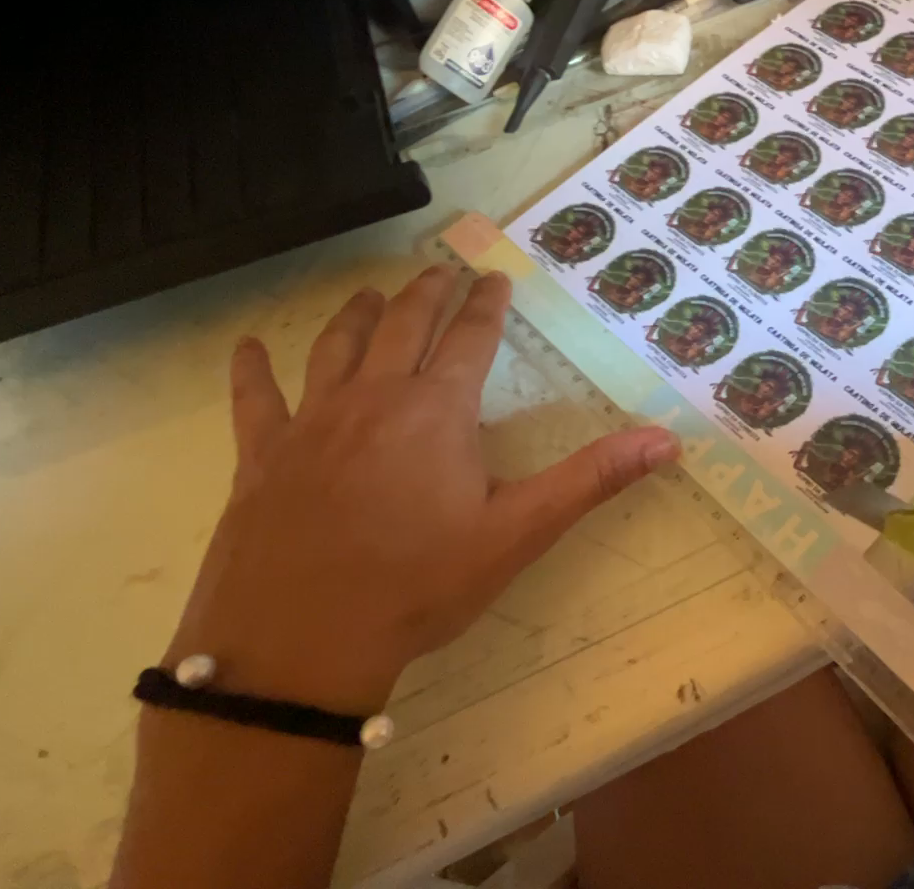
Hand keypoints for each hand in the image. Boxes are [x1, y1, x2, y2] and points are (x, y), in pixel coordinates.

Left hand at [165, 267, 679, 714]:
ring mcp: (311, 424)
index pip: (470, 338)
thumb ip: (591, 480)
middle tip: (441, 268)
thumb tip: (666, 440)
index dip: (485, 304)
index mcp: (436, 412)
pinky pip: (254, 400)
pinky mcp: (261, 457)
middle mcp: (373, 399)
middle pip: (403, 325)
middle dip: (426, 291)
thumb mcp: (518, 534)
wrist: (299, 645)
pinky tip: (247, 348)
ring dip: (357, 313)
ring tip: (371, 293)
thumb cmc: (418, 586)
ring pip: (335, 347)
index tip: (494, 275)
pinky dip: (251, 369)